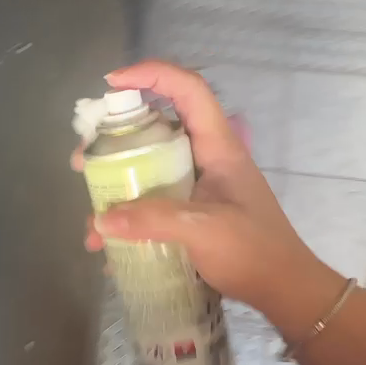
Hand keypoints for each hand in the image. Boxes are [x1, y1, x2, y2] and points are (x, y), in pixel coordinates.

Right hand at [82, 60, 344, 327]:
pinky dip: (126, 223)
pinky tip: (109, 251)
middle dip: (114, 142)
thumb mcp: (205, 230)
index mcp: (217, 147)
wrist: (282, 289)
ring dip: (114, 192)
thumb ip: (154, 221)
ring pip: (146, 172)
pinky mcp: (189, 214)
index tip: (112, 84)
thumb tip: (101, 220)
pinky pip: (149, 206)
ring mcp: (195, 188)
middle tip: (83, 162)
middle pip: (155, 130)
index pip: (188, 91)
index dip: (152, 75)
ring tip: (91, 223)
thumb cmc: (255, 250)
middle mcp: (204, 160)